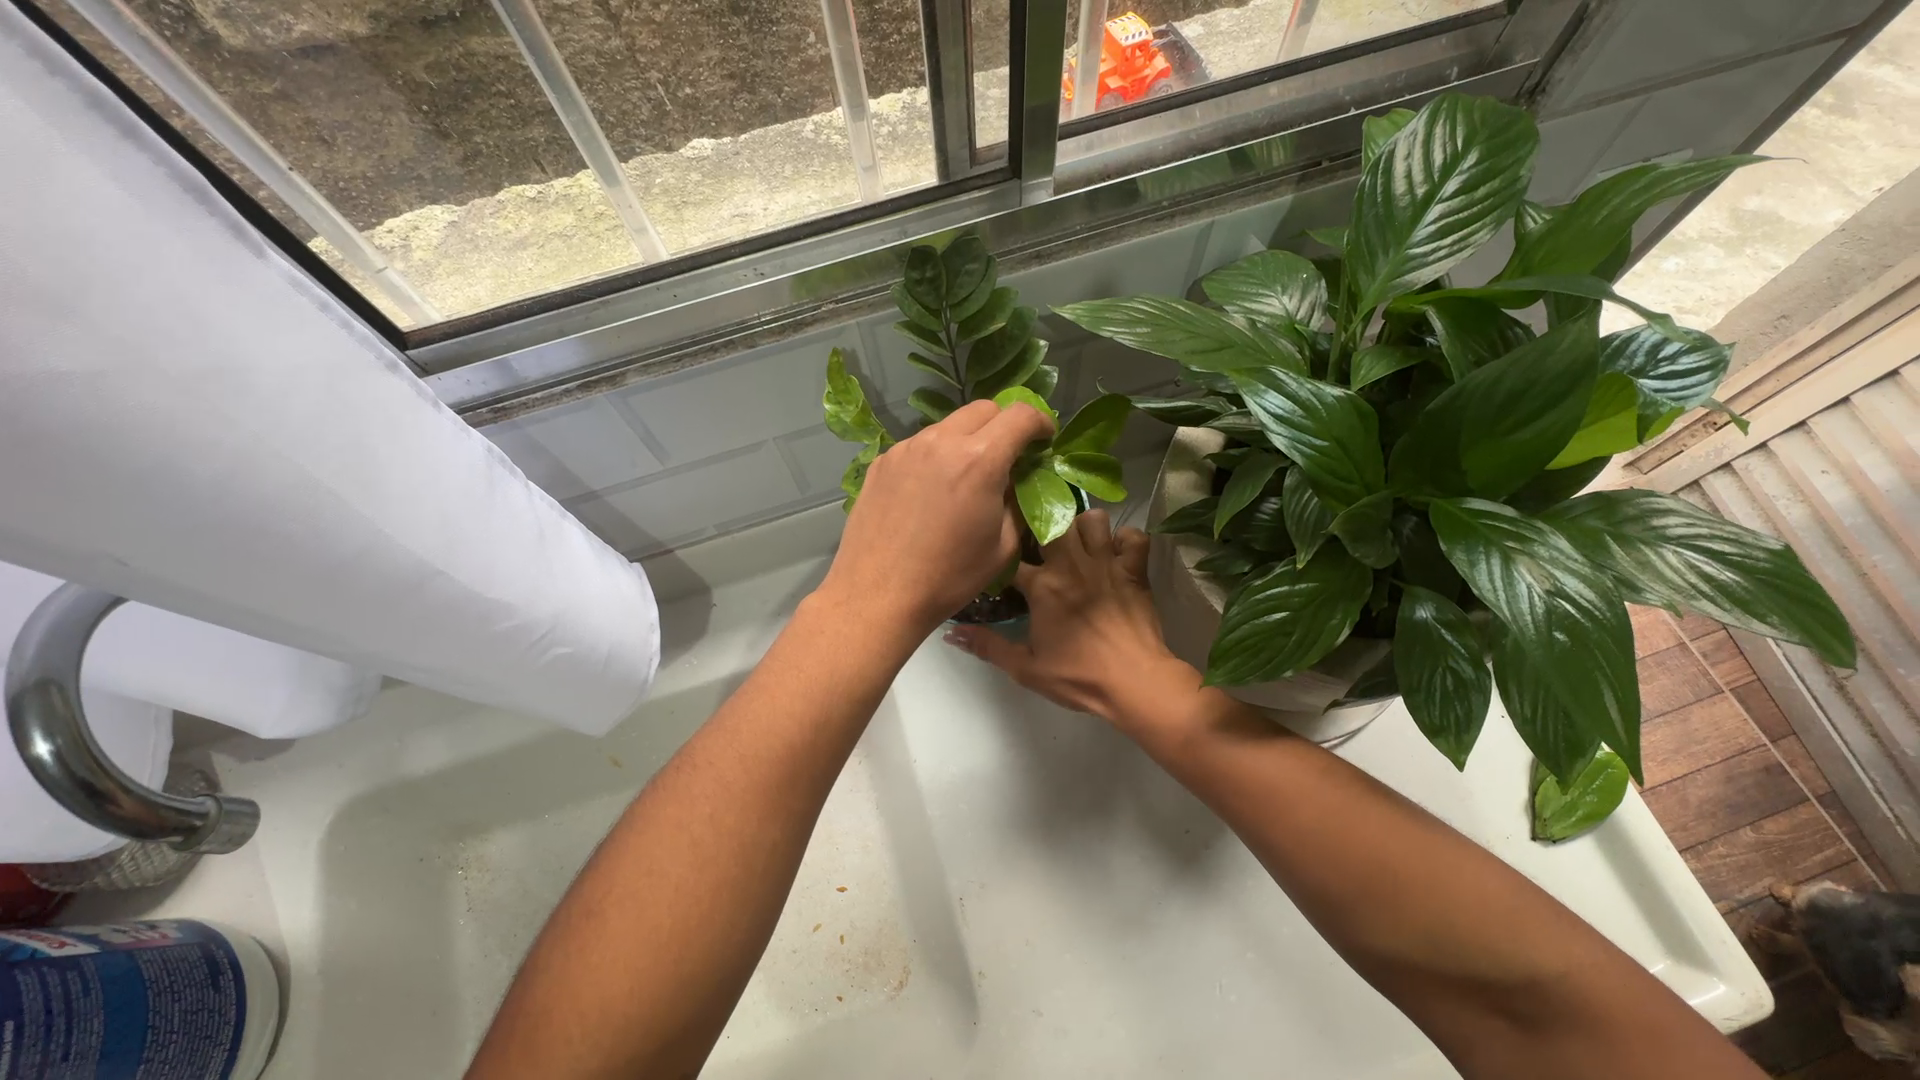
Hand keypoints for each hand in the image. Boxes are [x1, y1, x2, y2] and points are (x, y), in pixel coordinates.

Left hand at [816, 400, 1054, 633]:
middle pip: (983, 409)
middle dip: (1004, 425)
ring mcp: (907, 449)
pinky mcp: (882, 462)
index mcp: (979, 460)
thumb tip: (1019, 483)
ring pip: (948, 425)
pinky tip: (932, 491)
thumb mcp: (1003, 546)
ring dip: (967, 440)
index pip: (1020, 415)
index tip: (1044, 440)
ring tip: (966, 477)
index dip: (1040, 422)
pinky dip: (937, 456)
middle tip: (1008, 456)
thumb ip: (1017, 502)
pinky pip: (920, 446)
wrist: (878, 595)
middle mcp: (941, 442)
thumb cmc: (948, 577)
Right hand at [945, 509, 1200, 725]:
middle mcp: (1072, 565)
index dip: (1004, 556)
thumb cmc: (1079, 677)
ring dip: (1085, 527)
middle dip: (1044, 525)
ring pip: (1094, 519)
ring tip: (1079, 543)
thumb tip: (950, 632)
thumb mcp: (1026, 669)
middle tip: (1041, 540)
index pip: (1012, 557)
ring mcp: (1106, 563)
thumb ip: (988, 646)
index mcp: (1042, 586)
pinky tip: (1117, 553)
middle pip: (1053, 521)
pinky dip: (1126, 539)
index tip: (1001, 563)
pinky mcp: (1136, 570)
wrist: (1134, 682)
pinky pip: (1133, 536)